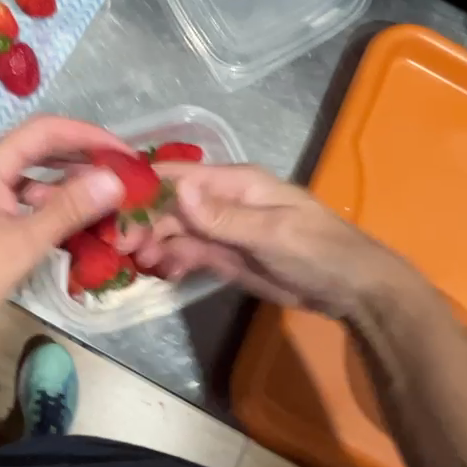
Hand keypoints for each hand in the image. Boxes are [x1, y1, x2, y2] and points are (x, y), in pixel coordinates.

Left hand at [0, 116, 131, 361]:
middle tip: (123, 173)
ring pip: (27, 173)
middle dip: (81, 157)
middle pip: (37, 147)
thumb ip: (69, 208)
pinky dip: (43, 202)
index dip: (89, 136)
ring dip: (64, 182)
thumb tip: (114, 179)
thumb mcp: (22, 244)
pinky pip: (15, 194)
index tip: (127, 153)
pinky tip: (69, 219)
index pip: (46, 130)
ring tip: (105, 197)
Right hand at [133, 164, 412, 316]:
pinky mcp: (226, 255)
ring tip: (139, 264)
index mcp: (235, 183)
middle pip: (172, 205)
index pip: (180, 175)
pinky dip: (173, 260)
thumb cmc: (318, 251)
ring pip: (176, 230)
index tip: (113, 206)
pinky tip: (162, 272)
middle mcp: (222, 201)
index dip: (146, 186)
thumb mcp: (271, 234)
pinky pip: (190, 252)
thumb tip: (179, 188)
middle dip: (144, 222)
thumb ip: (222, 216)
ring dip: (155, 243)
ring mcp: (223, 229)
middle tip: (121, 248)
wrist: (353, 291)